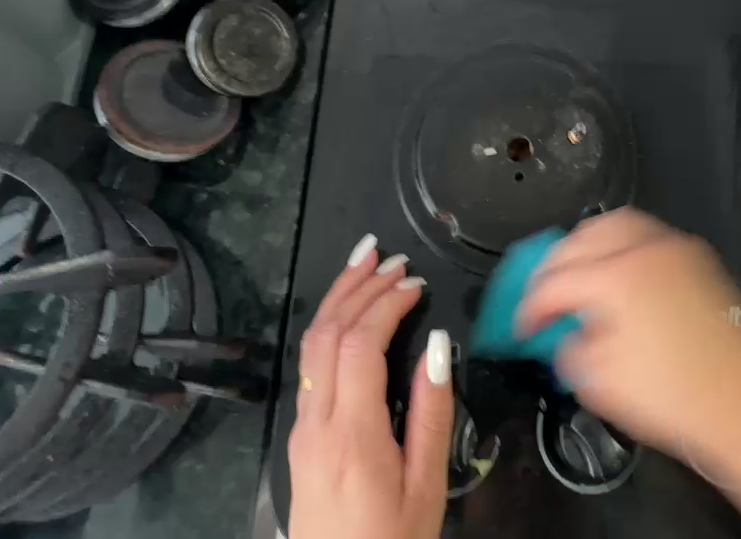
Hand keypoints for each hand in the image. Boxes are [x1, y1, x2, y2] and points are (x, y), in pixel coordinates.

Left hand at [287, 235, 452, 538]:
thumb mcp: (425, 485)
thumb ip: (432, 413)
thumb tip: (439, 346)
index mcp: (353, 433)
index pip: (362, 344)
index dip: (387, 303)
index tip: (416, 283)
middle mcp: (318, 421)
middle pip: (329, 332)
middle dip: (359, 285)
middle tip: (389, 255)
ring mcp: (303, 426)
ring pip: (312, 343)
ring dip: (339, 296)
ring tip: (364, 261)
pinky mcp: (301, 433)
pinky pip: (311, 362)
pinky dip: (330, 322)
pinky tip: (348, 309)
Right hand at [515, 209, 740, 461]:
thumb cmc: (674, 399)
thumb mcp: (599, 383)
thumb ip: (568, 348)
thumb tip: (564, 333)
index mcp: (616, 275)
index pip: (553, 281)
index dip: (528, 308)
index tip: (521, 329)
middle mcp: (644, 246)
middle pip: (579, 239)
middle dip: (553, 267)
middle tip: (543, 298)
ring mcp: (674, 246)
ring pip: (613, 225)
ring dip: (585, 247)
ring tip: (574, 277)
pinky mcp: (695, 256)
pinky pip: (644, 234)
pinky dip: (618, 246)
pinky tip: (614, 275)